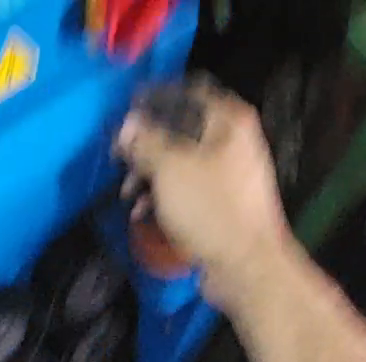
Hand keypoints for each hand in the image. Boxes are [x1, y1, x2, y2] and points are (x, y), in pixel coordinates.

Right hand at [116, 82, 295, 308]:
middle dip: (147, 146)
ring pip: (182, 164)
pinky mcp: (223, 206)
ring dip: (151, 175)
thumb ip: (144, 141)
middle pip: (182, 131)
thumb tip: (127, 126)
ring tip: (127, 194)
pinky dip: (165, 197)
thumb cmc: (209, 209)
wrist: (245, 265)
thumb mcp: (169, 168)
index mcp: (228, 119)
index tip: (126, 113)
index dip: (153, 99)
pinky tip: (143, 212)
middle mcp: (233, 141)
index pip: (186, 92)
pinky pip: (189, 191)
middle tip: (120, 159)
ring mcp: (230, 176)